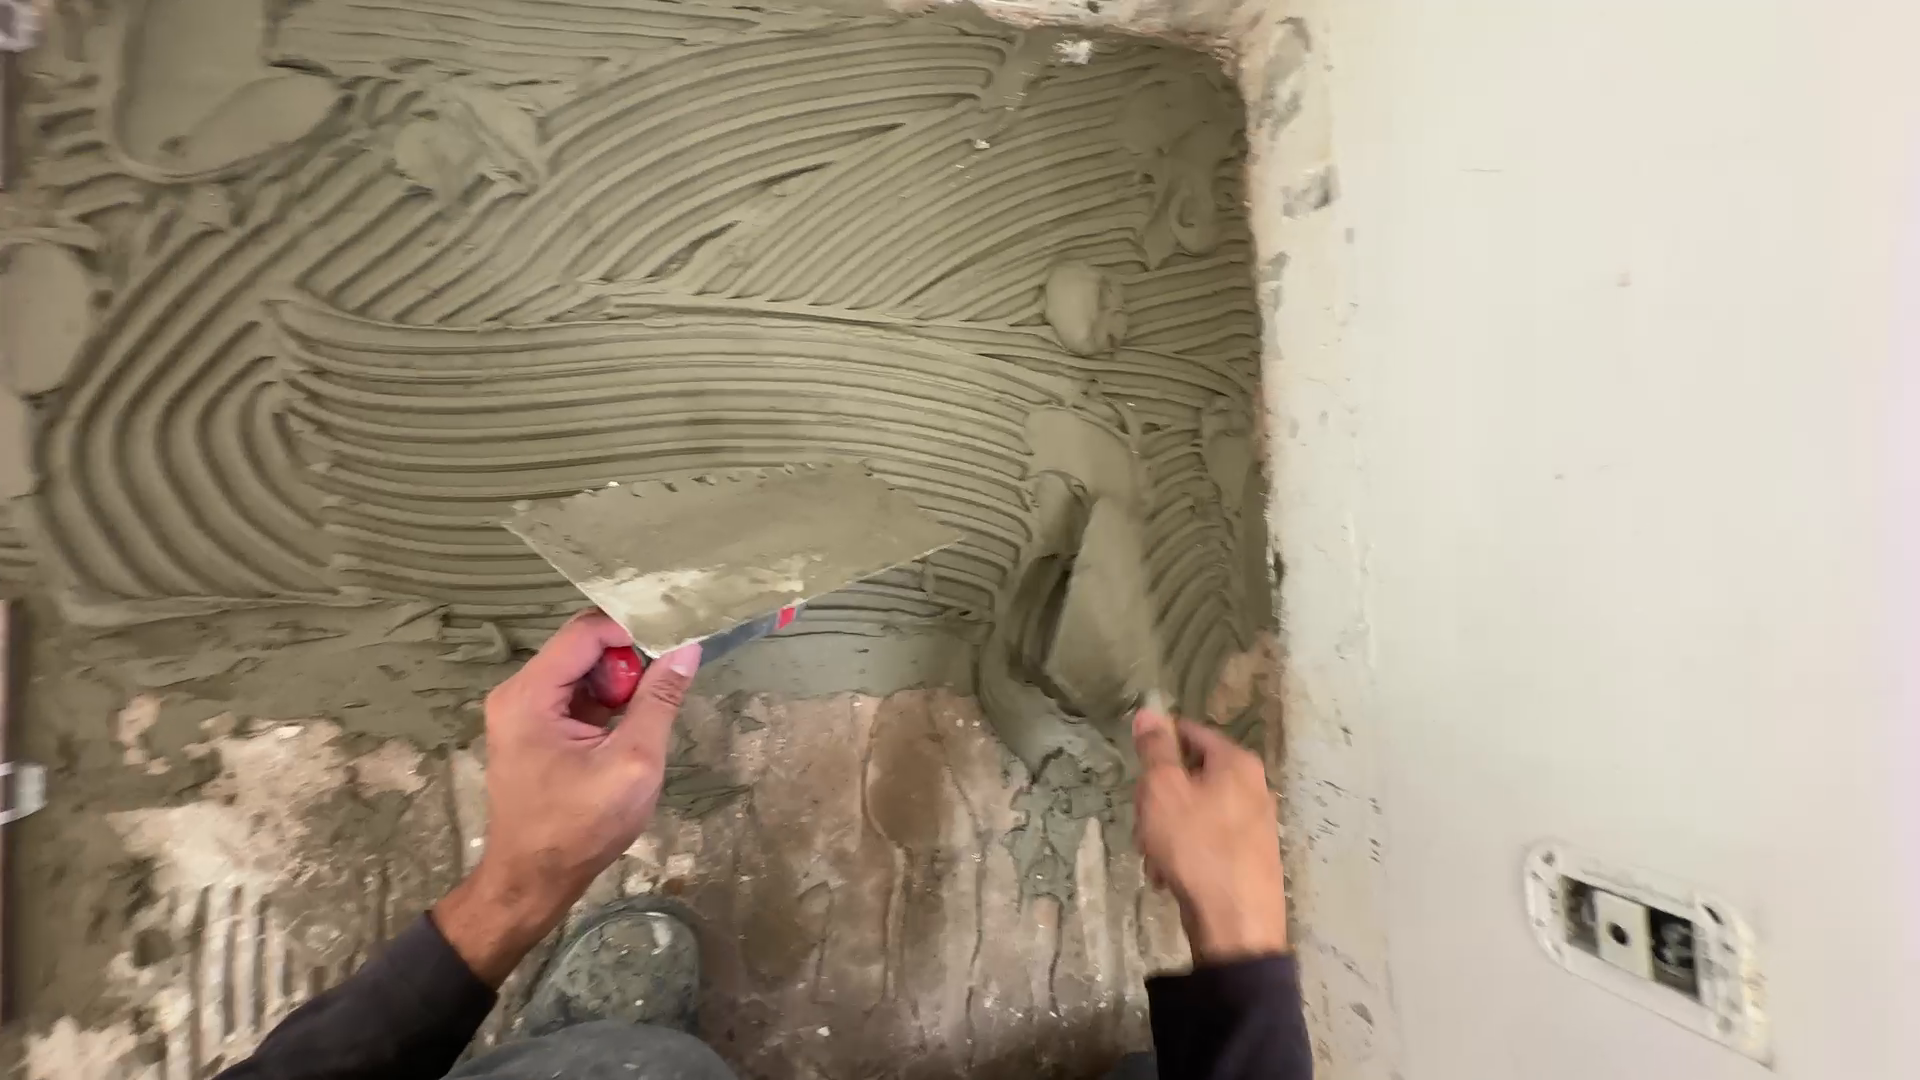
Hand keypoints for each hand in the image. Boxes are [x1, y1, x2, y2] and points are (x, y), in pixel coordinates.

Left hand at [433, 611, 700, 984]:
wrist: (534, 883)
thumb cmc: (581, 826)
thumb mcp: (634, 761)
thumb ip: (659, 699)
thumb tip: (687, 649)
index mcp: (530, 695)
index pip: (587, 631)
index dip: (633, 631)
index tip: (674, 646)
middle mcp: (519, 692)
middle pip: (584, 646)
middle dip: (630, 658)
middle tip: (668, 680)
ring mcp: (525, 710)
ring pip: (585, 668)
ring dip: (622, 680)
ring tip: (654, 704)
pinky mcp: (536, 727)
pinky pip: (579, 693)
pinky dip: (610, 699)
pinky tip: (633, 721)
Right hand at [1132, 706, 1288, 963]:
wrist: (1235, 926)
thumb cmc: (1195, 846)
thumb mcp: (1163, 789)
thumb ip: (1155, 749)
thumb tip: (1149, 711)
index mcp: (1237, 762)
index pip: (1188, 732)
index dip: (1157, 748)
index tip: (1139, 775)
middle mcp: (1253, 787)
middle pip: (1189, 773)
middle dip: (1158, 796)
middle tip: (1144, 819)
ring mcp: (1255, 824)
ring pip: (1193, 808)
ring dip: (1165, 827)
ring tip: (1154, 854)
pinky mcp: (1250, 857)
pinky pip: (1206, 837)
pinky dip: (1185, 850)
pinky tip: (1170, 874)